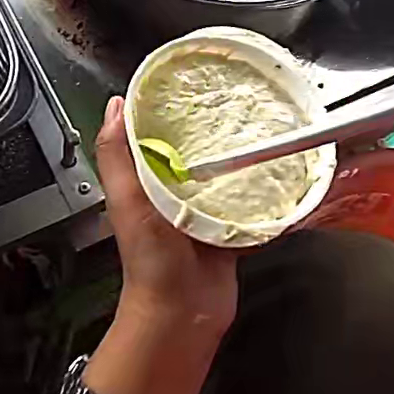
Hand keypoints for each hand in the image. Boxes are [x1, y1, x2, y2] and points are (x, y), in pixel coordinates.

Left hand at [86, 96, 240, 393]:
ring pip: (223, 171)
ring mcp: (203, 208)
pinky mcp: (231, 226)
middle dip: (210, 126)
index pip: (154, 133)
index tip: (187, 81)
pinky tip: (279, 167)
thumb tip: (113, 106)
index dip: (166, 108)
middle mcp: (172, 189)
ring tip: (262, 125)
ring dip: (238, 154)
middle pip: (193, 148)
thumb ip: (117, 156)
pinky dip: (261, 187)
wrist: (183, 312)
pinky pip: (249, 201)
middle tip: (236, 98)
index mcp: (144, 179)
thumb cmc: (150, 260)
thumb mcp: (126, 199)